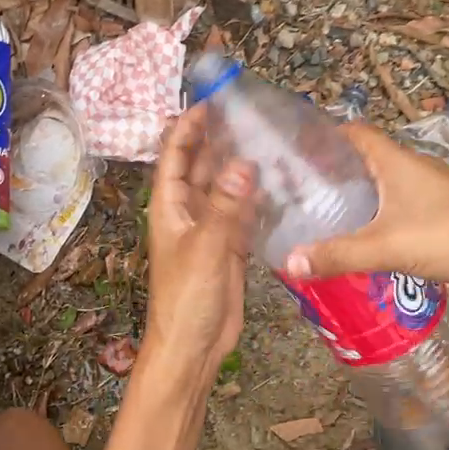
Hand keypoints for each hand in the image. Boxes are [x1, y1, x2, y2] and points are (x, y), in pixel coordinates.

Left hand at [143, 106, 256, 391]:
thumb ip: (226, 207)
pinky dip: (257, 198)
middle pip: (201, 167)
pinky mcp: (230, 248)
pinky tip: (278, 183)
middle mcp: (188, 213)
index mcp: (170, 207)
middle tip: (248, 114)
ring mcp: (210, 230)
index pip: (176, 156)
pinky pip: (243, 214)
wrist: (193, 347)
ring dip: (240, 167)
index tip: (210, 102)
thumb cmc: (187, 297)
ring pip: (224, 189)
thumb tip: (244, 164)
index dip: (188, 128)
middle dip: (218, 140)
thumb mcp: (206, 249)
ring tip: (268, 140)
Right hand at [283, 123, 448, 287]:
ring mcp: (429, 193)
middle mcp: (411, 170)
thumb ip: (338, 254)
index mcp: (396, 161)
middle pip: (362, 160)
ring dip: (352, 199)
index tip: (291, 153)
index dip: (322, 136)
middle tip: (294, 195)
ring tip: (318, 219)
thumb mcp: (389, 246)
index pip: (353, 132)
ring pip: (380, 189)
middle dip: (330, 173)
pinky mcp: (440, 217)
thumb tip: (287, 264)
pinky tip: (360, 244)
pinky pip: (396, 211)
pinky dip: (374, 221)